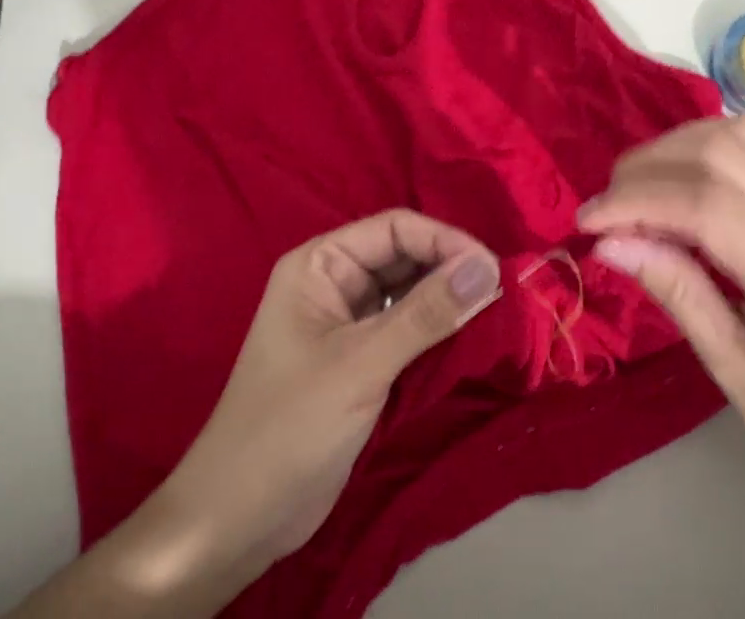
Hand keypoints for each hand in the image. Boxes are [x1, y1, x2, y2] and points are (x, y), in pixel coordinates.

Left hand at [13, 211, 502, 618]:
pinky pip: (408, 332)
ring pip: (409, 295)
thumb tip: (487, 268)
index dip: (445, 241)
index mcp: (318, 265)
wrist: (241, 515)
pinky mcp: (361, 364)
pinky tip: (470, 343)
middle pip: (404, 257)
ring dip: (448, 302)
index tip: (494, 272)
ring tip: (496, 317)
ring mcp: (346, 326)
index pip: (394, 229)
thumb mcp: (361, 365)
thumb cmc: (289, 427)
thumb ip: (425, 314)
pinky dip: (438, 334)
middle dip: (450, 270)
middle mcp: (332, 285)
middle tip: (503, 297)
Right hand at [578, 117, 744, 494]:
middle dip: (645, 170)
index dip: (639, 201)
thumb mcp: (736, 377)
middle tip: (605, 211)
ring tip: (634, 192)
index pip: (712, 208)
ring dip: (670, 150)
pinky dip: (700, 148)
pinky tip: (676, 181)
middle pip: (721, 155)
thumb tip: (611, 242)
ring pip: (737, 134)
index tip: (588, 223)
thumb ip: (680, 299)